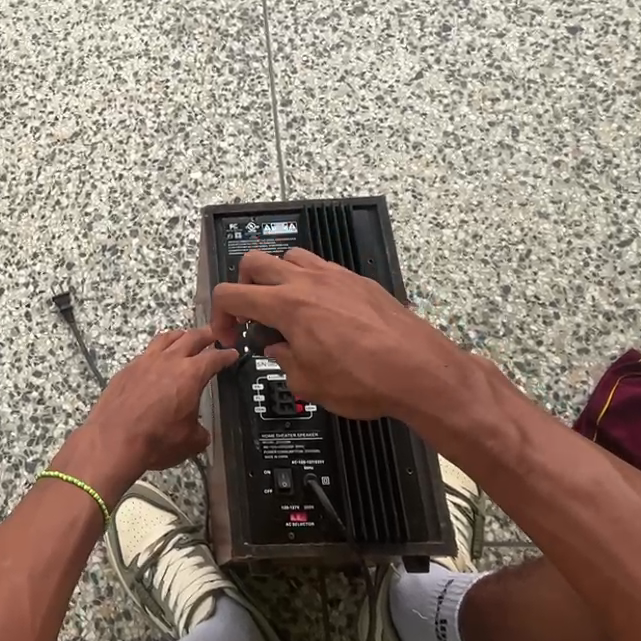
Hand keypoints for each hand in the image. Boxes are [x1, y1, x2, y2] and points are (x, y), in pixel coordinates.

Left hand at [53, 327, 236, 493]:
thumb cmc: (155, 440)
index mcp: (190, 374)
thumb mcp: (189, 442)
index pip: (214, 358)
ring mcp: (145, 361)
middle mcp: (168, 361)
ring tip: (185, 337)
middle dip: (206, 334)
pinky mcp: (127, 369)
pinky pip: (147, 352)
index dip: (226, 355)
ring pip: (166, 338)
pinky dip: (157, 350)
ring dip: (180, 336)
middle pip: (191, 338)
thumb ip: (200, 432)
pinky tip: (157, 359)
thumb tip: (200, 433)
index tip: (232, 353)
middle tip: (214, 334)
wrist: (114, 440)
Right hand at [211, 248, 484, 421]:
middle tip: (251, 315)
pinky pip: (322, 269)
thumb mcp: (308, 383)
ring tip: (285, 308)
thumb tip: (278, 349)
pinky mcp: (358, 281)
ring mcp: (335, 276)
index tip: (230, 336)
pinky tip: (321, 312)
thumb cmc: (365, 380)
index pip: (231, 294)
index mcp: (286, 305)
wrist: (420, 371)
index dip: (220, 317)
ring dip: (277, 278)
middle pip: (254, 262)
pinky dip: (310, 283)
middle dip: (243, 287)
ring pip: (289, 257)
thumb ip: (284, 360)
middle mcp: (307, 281)